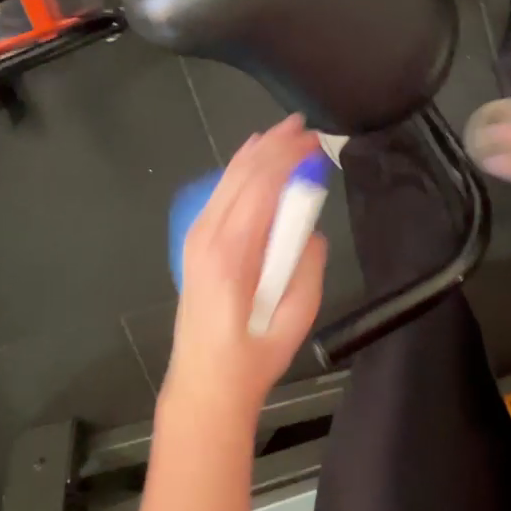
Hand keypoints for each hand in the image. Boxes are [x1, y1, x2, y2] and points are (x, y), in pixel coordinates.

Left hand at [165, 115, 328, 419]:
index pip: (262, 184)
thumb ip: (309, 266)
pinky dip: (240, 168)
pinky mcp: (196, 242)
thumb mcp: (297, 318)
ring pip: (228, 177)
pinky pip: (220, 191)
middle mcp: (208, 235)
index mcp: (233, 252)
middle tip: (305, 126)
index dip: (289, 155)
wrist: (205, 384)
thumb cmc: (253, 356)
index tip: (315, 139)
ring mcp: (197, 237)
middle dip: (275, 144)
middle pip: (242, 172)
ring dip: (258, 151)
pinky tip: (254, 157)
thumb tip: (311, 230)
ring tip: (285, 132)